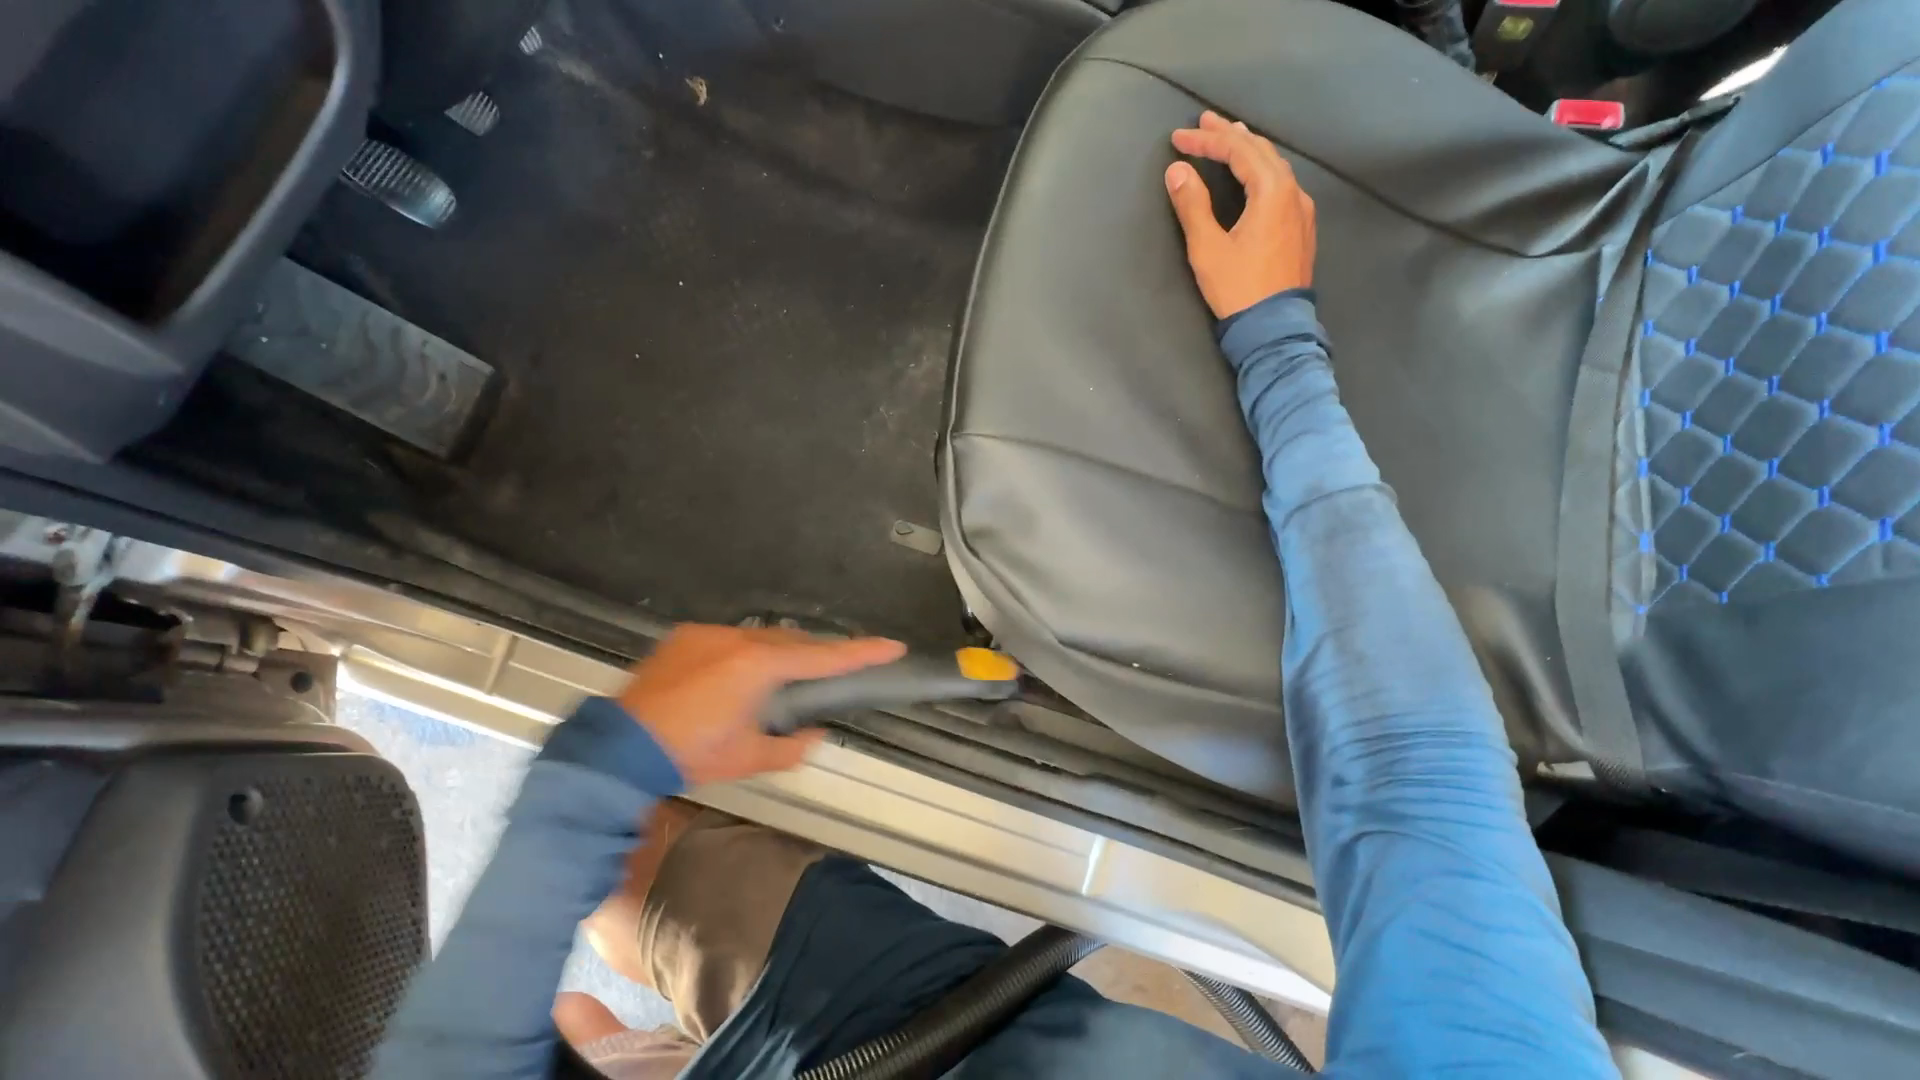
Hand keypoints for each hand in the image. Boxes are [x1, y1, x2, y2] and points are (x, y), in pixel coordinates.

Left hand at [619, 624, 904, 786]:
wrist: (620, 746)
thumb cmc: (690, 752)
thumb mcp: (747, 757)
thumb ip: (790, 747)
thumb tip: (814, 735)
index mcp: (758, 666)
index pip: (822, 657)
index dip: (861, 652)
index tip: (893, 645)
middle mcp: (736, 639)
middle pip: (792, 641)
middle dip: (818, 653)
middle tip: (838, 668)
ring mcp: (707, 634)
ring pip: (759, 637)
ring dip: (780, 653)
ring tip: (787, 677)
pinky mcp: (684, 638)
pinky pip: (730, 639)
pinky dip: (747, 653)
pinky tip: (741, 676)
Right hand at [1164, 111, 1316, 318]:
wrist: (1274, 327)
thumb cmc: (1238, 288)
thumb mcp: (1208, 248)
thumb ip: (1192, 205)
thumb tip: (1178, 171)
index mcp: (1271, 192)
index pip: (1238, 151)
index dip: (1206, 141)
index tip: (1178, 138)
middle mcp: (1293, 193)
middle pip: (1260, 151)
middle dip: (1230, 135)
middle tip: (1204, 122)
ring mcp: (1301, 210)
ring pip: (1274, 166)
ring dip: (1248, 150)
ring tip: (1228, 138)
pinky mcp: (1301, 228)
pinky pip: (1281, 184)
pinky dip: (1261, 170)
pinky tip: (1253, 174)